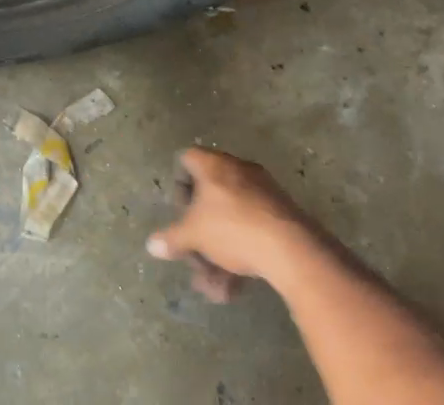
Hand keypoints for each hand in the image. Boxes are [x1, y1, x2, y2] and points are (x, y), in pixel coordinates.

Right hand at [147, 147, 311, 301]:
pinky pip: (252, 227)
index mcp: (214, 165)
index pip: (186, 159)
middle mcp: (238, 170)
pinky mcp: (282, 212)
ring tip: (216, 283)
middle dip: (200, 228)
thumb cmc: (232, 229)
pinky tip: (237, 284)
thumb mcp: (193, 236)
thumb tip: (152, 245)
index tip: (180, 211)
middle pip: (210, 193)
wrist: (291, 248)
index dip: (179, 184)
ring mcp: (264, 190)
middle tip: (196, 251)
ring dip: (219, 248)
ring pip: (231, 217)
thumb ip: (171, 239)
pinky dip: (241, 251)